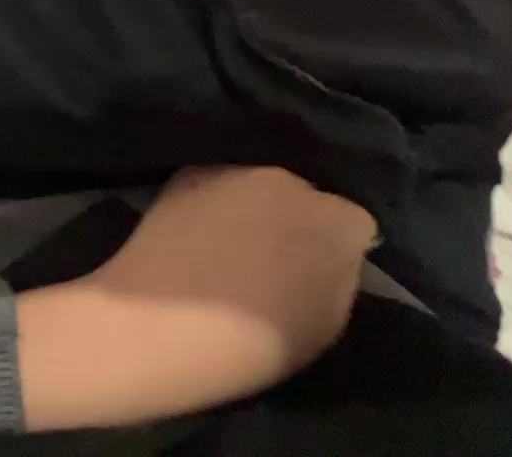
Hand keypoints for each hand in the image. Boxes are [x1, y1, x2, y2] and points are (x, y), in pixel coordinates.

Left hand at [16, 167, 376, 431]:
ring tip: (234, 239)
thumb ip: (339, 276)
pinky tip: (202, 226)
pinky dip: (219, 198)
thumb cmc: (250, 343)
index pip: (355, 221)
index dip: (340, 246)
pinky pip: (222, 181)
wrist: (156, 323)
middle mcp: (288, 179)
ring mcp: (236, 168)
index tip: (319, 268)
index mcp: (334, 221)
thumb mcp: (325, 326)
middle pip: (307, 193)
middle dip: (299, 218)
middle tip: (275, 253)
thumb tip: (336, 252)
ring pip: (262, 182)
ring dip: (258, 204)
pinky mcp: (192, 169)